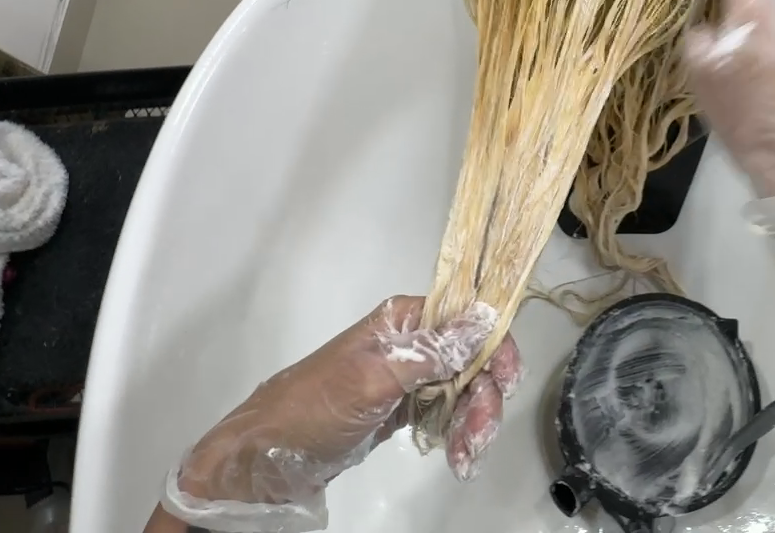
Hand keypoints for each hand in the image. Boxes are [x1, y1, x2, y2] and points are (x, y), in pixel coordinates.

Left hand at [161, 297, 521, 531]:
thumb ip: (432, 350)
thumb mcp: (375, 378)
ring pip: (465, 387)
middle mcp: (413, 340)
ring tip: (466, 457)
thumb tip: (485, 316)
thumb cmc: (317, 407)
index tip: (507, 382)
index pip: (467, 316)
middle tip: (480, 436)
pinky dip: (458, 432)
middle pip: (472, 356)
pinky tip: (456, 456)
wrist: (268, 458)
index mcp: (405, 318)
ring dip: (474, 420)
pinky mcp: (406, 406)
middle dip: (484, 395)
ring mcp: (410, 374)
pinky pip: (447, 411)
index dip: (494, 343)